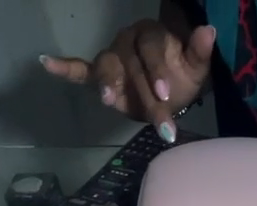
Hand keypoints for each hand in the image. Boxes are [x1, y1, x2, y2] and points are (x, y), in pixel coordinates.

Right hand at [40, 20, 215, 139]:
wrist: (170, 90)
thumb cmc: (182, 75)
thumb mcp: (195, 67)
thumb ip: (199, 51)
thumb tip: (209, 30)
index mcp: (151, 34)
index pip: (150, 48)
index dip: (156, 69)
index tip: (165, 94)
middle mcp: (128, 41)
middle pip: (131, 65)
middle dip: (145, 96)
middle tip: (157, 123)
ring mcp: (112, 57)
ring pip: (107, 66)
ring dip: (107, 83)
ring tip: (109, 100)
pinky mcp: (100, 76)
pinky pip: (81, 69)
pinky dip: (65, 68)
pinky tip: (47, 64)